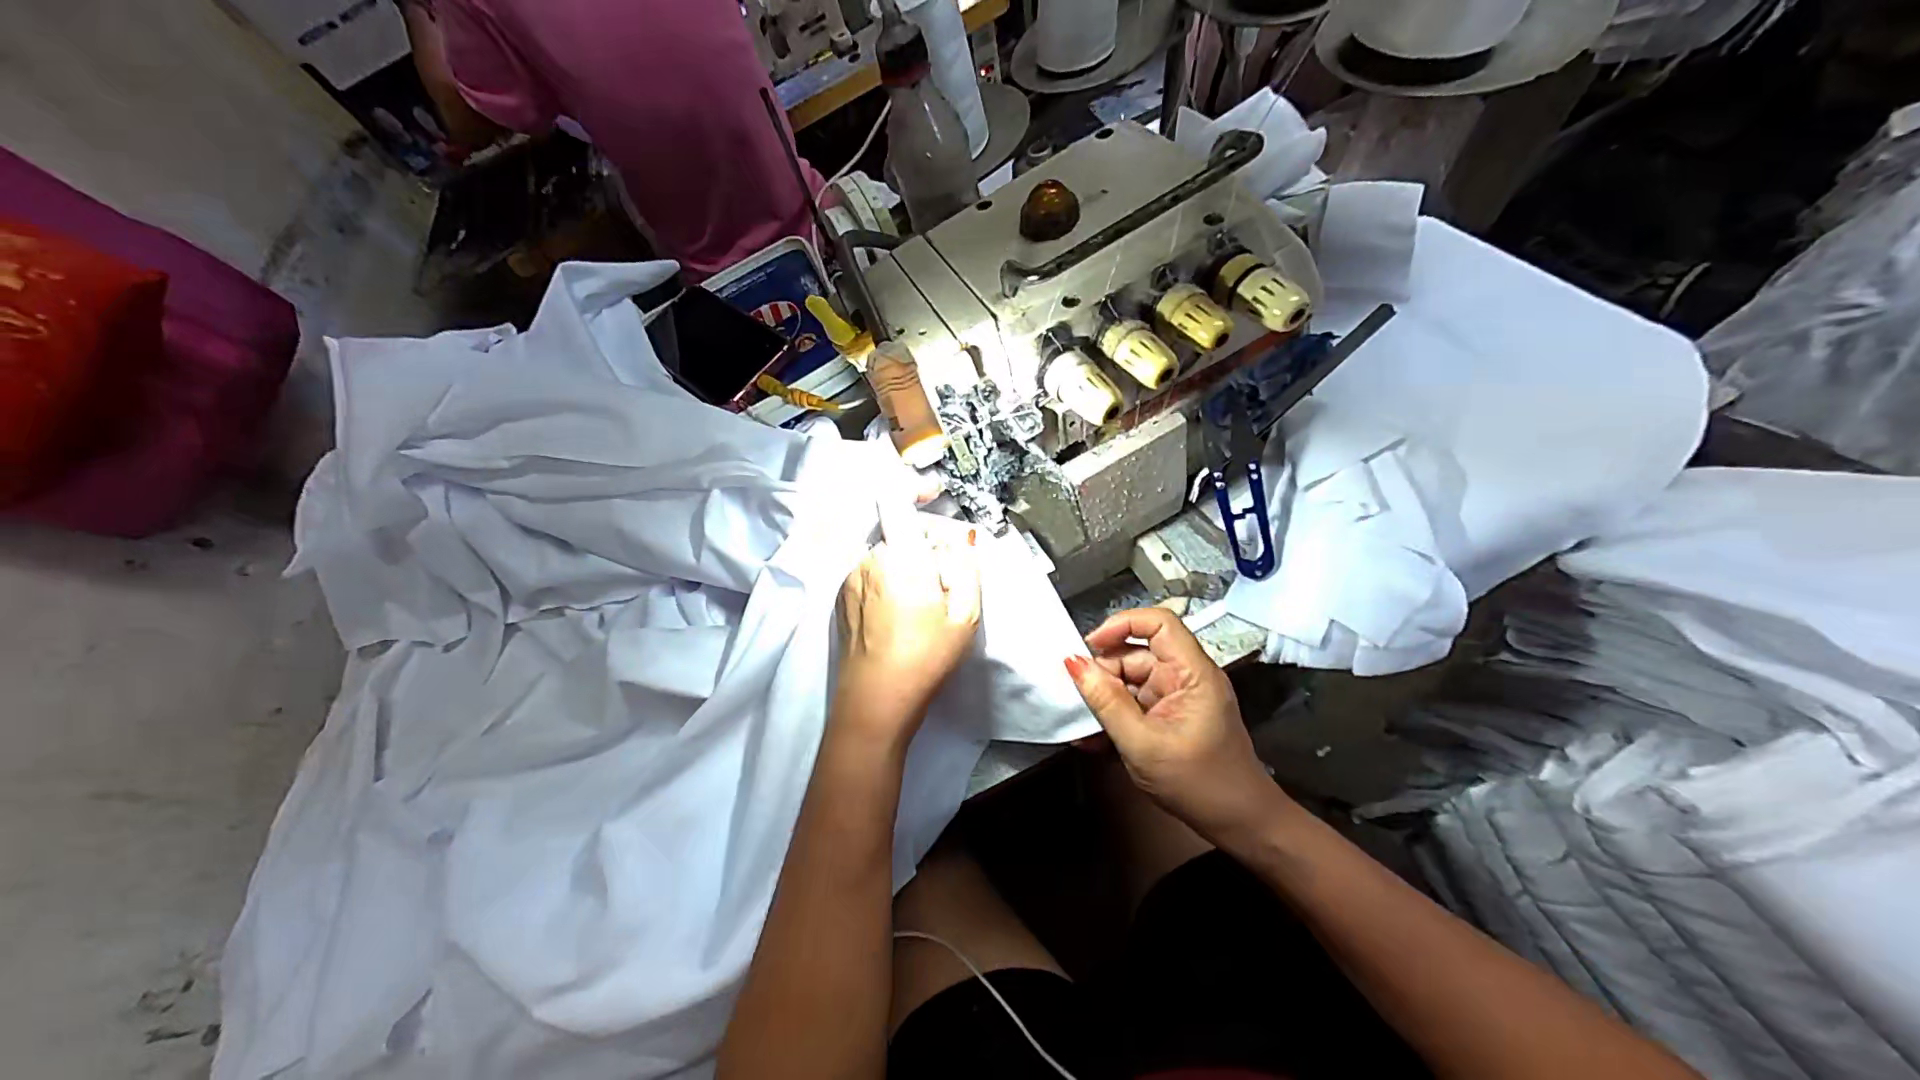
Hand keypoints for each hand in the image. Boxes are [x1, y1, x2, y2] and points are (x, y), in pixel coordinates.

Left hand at [834, 499, 981, 741]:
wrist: (874, 703)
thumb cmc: (925, 659)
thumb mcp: (965, 616)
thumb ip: (966, 567)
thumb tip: (958, 542)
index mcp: (901, 557)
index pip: (898, 500)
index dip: (917, 488)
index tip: (933, 493)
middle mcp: (869, 559)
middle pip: (899, 531)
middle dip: (923, 544)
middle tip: (943, 581)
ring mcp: (851, 578)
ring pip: (884, 553)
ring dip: (905, 564)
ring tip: (921, 605)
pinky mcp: (842, 597)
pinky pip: (870, 572)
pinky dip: (886, 580)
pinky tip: (899, 615)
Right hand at [1064, 608, 1290, 843]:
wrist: (1238, 823)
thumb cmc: (1201, 784)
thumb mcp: (1142, 743)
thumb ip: (1106, 701)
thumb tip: (1074, 664)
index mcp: (1193, 673)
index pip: (1158, 623)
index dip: (1122, 624)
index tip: (1090, 645)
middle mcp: (1186, 677)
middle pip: (1138, 652)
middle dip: (1105, 669)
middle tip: (1081, 694)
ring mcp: (1178, 696)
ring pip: (1132, 678)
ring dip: (1106, 696)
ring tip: (1084, 720)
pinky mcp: (1170, 715)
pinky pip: (1135, 701)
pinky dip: (1115, 713)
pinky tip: (1094, 735)